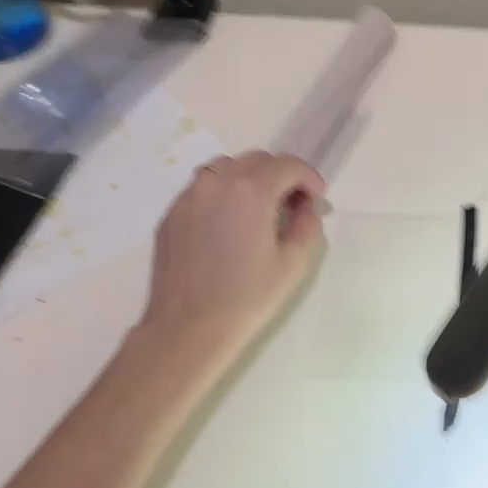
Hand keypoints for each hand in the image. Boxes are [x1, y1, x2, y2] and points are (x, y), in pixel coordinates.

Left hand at [142, 151, 325, 356]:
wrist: (188, 327)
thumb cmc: (247, 298)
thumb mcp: (293, 264)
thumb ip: (308, 226)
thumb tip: (304, 209)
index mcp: (251, 192)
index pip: (288, 165)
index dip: (308, 178)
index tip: (315, 199)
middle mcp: (216, 183)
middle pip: (257, 160)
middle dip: (280, 177)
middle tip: (291, 207)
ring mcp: (188, 196)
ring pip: (226, 168)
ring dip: (250, 181)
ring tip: (258, 213)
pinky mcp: (171, 213)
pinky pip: (203, 190)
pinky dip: (223, 196)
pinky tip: (228, 228)